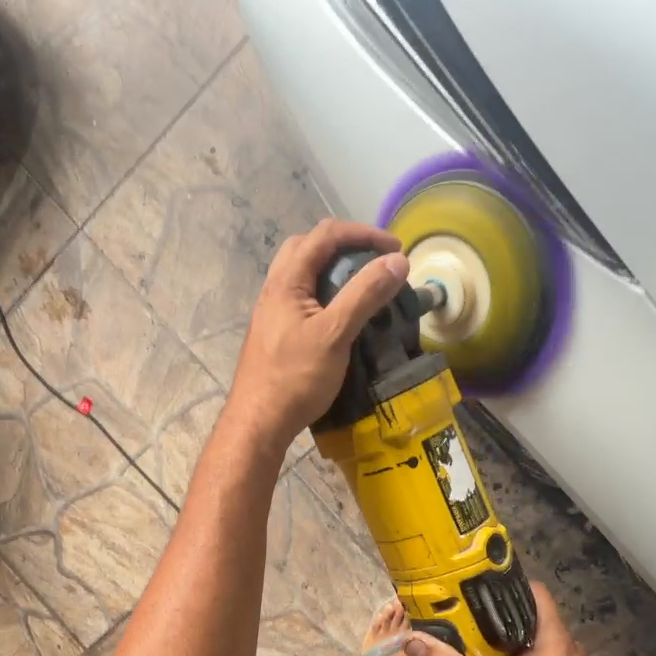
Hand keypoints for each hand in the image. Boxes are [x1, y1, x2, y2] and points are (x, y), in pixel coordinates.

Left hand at [225, 219, 408, 444]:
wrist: (258, 422)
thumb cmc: (295, 378)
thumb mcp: (334, 334)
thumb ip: (364, 294)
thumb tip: (396, 261)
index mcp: (285, 281)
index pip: (325, 235)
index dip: (363, 233)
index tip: (395, 250)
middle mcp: (273, 290)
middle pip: (308, 247)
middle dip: (344, 245)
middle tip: (375, 260)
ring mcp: (271, 313)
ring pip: (302, 274)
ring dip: (332, 268)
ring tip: (362, 284)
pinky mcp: (274, 333)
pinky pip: (301, 298)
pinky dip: (324, 292)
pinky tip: (340, 314)